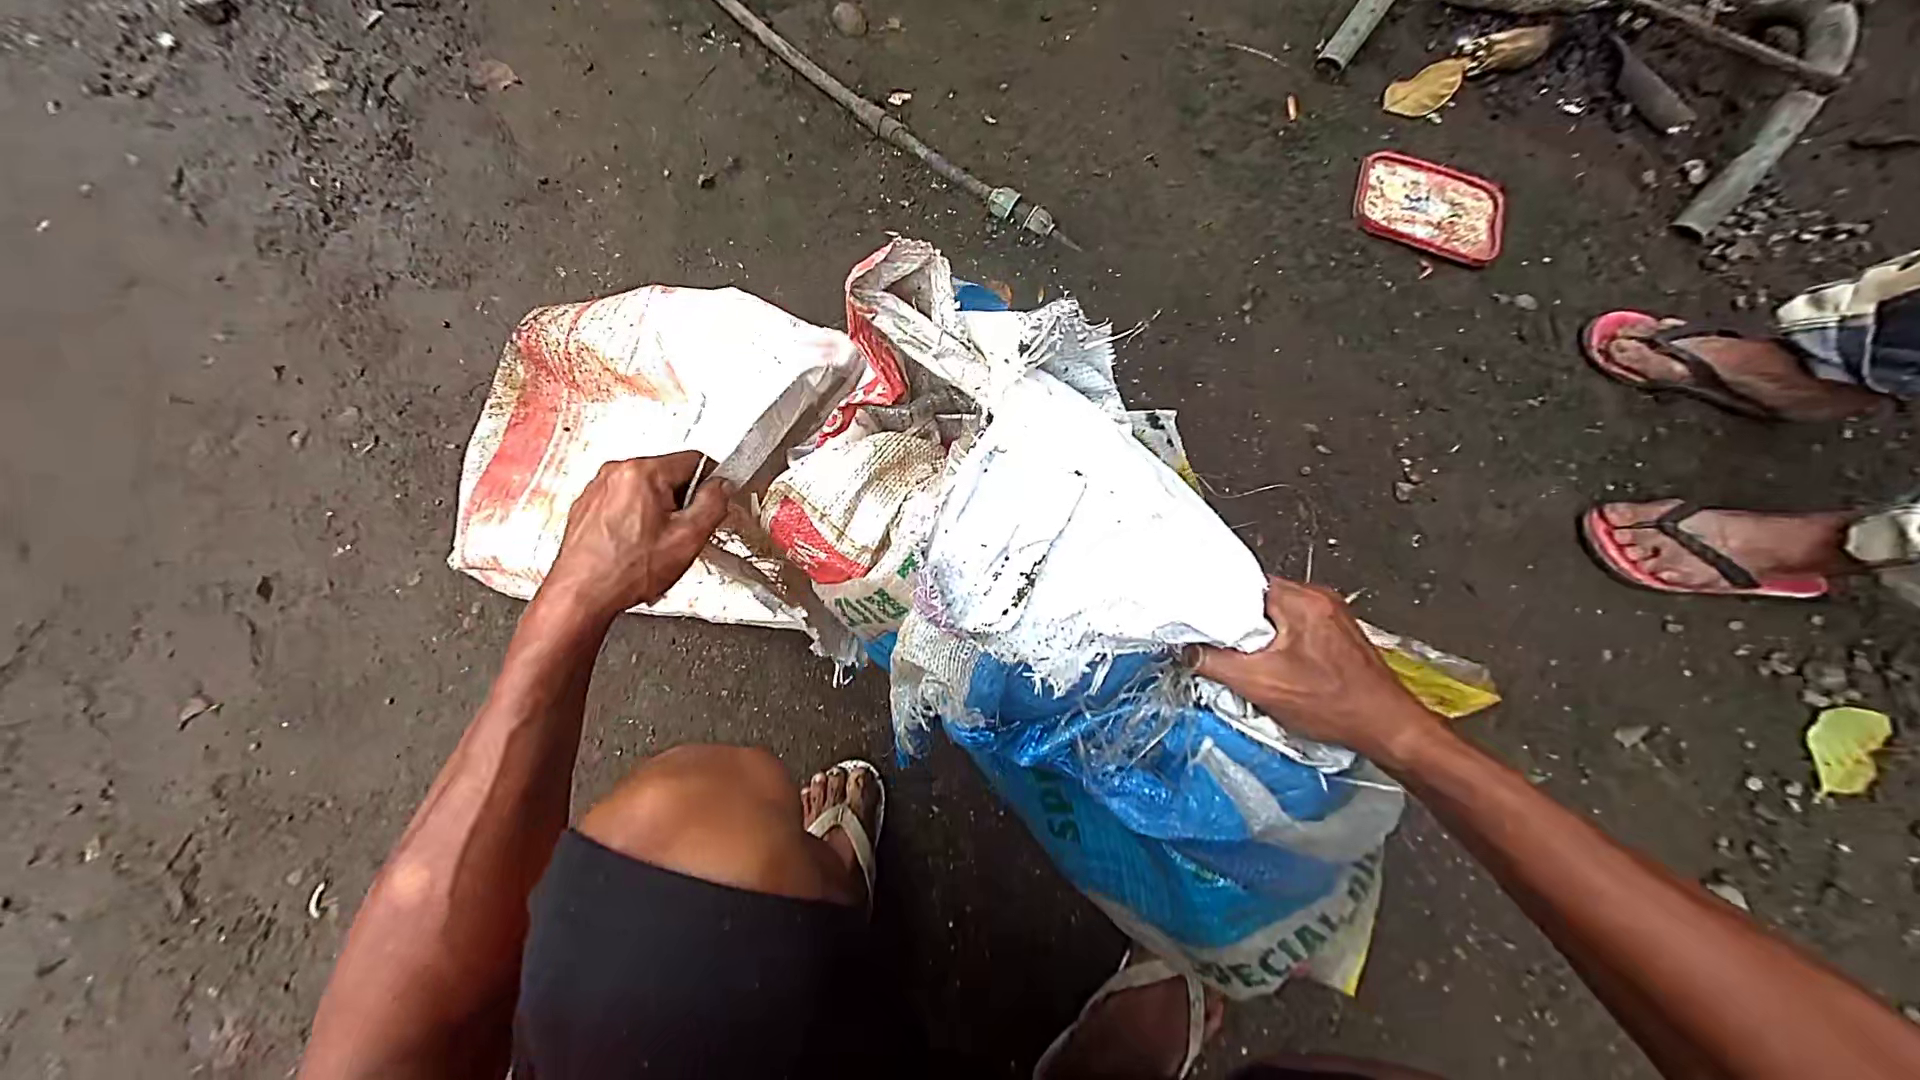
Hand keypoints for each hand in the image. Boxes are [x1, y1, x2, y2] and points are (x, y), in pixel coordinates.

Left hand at [540, 452, 733, 619]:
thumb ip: (714, 504)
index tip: (712, 503)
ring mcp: (598, 489)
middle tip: (682, 532)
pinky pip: (624, 503)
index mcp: (642, 472)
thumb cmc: (626, 571)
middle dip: (682, 501)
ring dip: (659, 512)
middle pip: (668, 475)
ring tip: (656, 543)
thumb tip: (722, 486)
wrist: (581, 595)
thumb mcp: (689, 538)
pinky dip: (635, 520)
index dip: (711, 484)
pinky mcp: (587, 506)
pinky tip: (636, 546)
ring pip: (646, 490)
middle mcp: (615, 472)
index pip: (695, 460)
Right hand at [1192, 576, 1441, 762]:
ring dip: (1257, 638)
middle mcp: (1319, 600)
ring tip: (1249, 662)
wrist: (1389, 730)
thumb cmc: (1336, 705)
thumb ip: (1214, 663)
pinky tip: (1274, 670)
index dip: (1215, 603)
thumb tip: (1187, 652)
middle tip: (1222, 648)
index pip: (1241, 584)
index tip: (1198, 621)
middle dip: (1236, 625)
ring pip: (1274, 617)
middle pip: (1257, 601)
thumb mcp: (1260, 685)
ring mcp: (1330, 617)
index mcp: (1302, 600)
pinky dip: (1277, 647)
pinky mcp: (1335, 636)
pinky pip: (1292, 630)